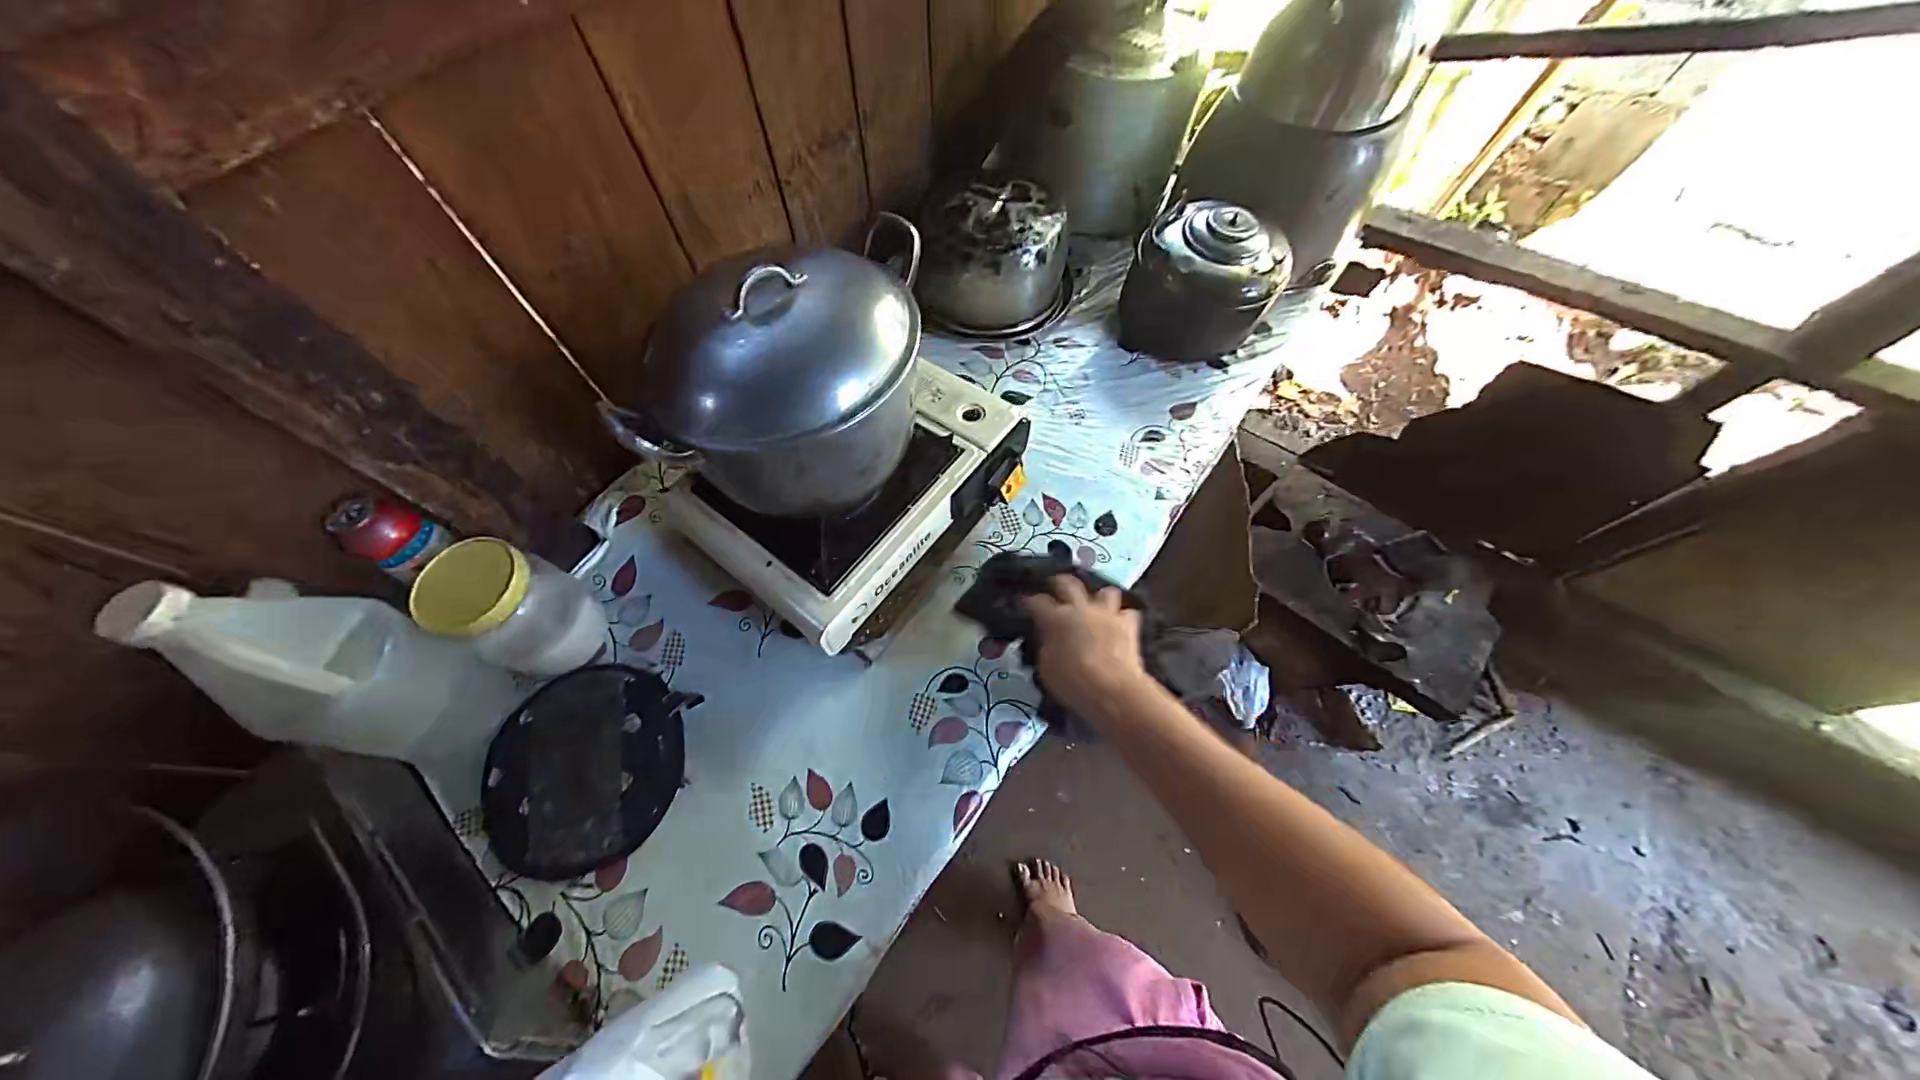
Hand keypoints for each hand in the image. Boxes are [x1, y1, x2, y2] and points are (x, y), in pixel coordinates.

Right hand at [1021, 575, 1148, 719]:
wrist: (1111, 690)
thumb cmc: (1072, 682)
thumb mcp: (1045, 666)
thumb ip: (1045, 646)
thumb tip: (1048, 640)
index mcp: (1055, 618)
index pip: (1037, 601)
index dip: (1028, 602)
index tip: (1025, 604)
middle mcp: (1080, 609)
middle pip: (1068, 583)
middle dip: (1059, 582)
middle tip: (1055, 586)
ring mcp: (1106, 614)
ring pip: (1104, 591)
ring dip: (1097, 596)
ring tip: (1093, 604)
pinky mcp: (1128, 626)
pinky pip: (1127, 613)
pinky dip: (1122, 616)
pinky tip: (1118, 623)